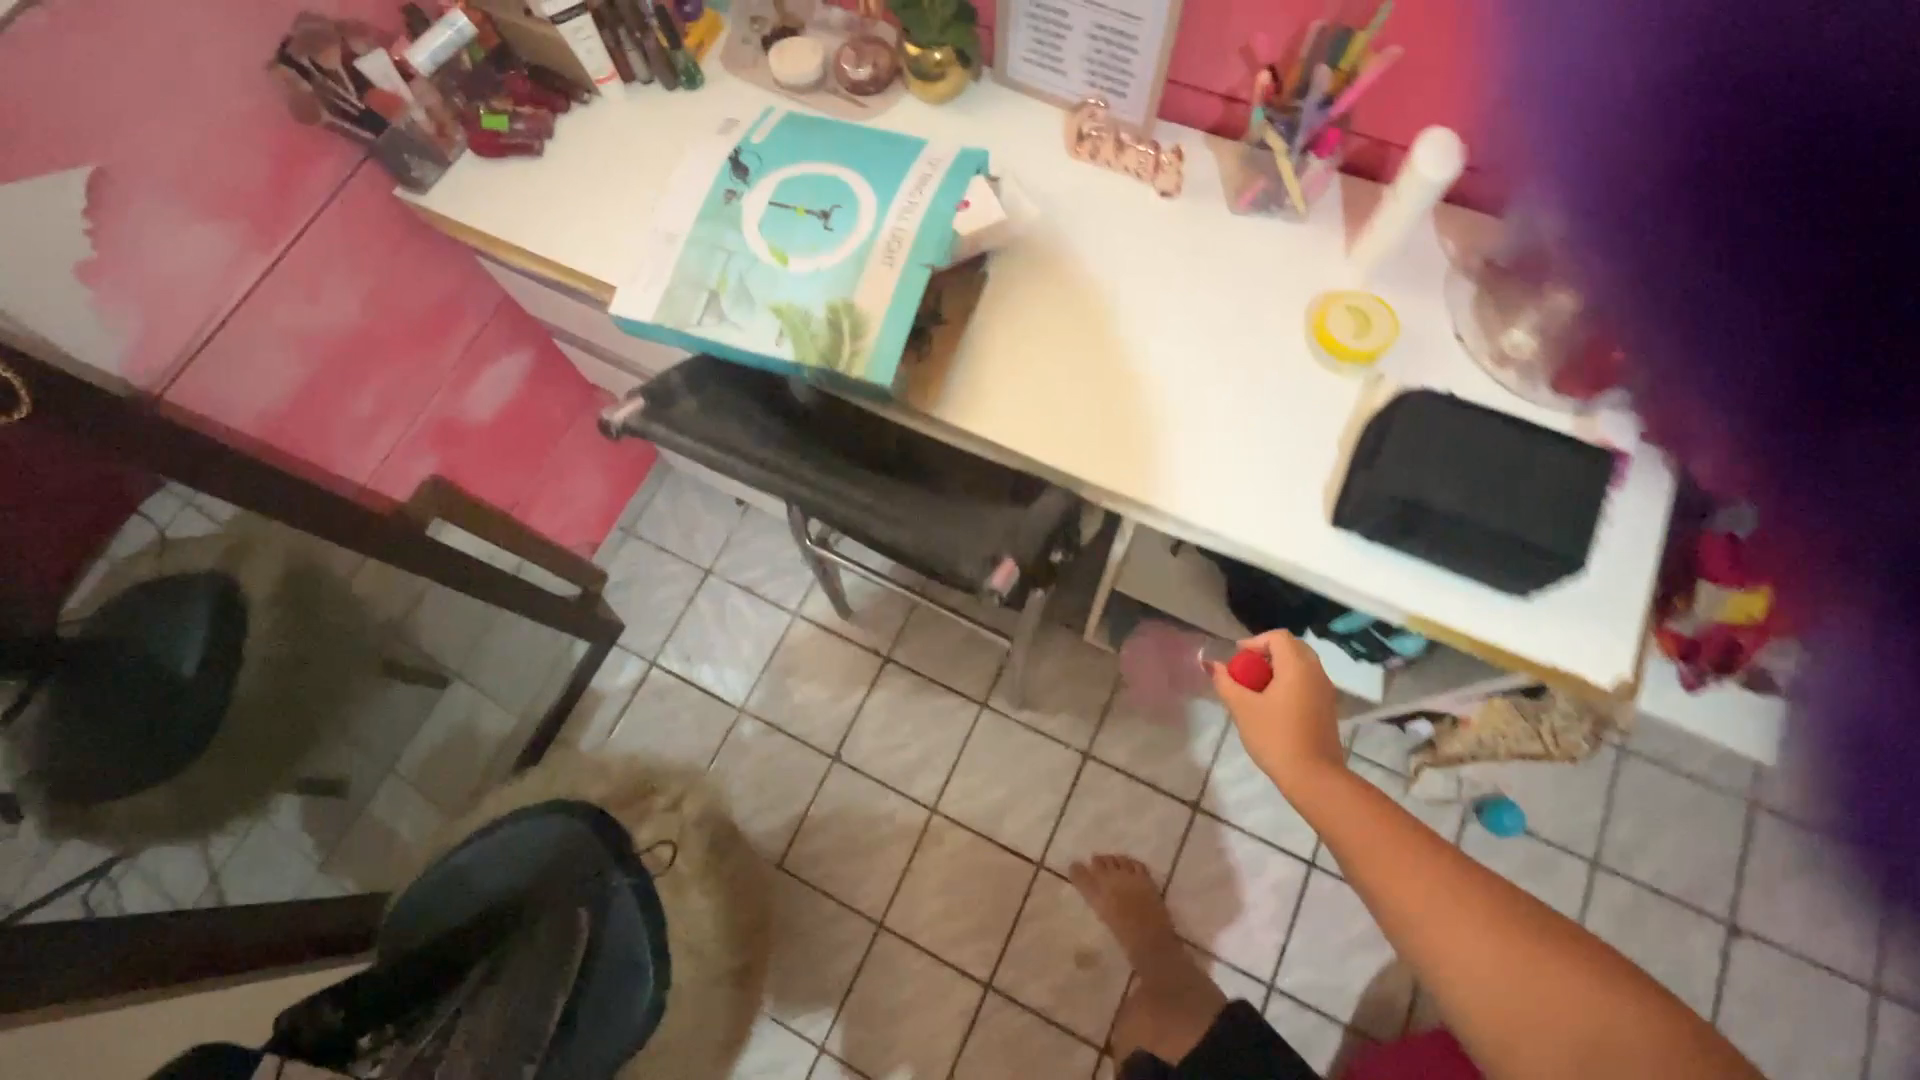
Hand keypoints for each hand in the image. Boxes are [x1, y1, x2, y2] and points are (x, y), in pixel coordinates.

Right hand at [1209, 631, 1345, 792]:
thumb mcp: (1242, 708)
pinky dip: (1289, 682)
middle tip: (1246, 672)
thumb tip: (1211, 665)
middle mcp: (1316, 672)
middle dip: (1266, 654)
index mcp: (1297, 667)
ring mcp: (1325, 690)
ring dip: (1277, 669)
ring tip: (1256, 690)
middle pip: (1291, 647)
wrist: (1313, 776)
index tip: (1237, 660)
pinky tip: (1273, 705)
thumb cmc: (1275, 737)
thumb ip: (1225, 682)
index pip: (1278, 637)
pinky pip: (1307, 681)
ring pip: (1300, 665)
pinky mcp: (1327, 707)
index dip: (1254, 642)